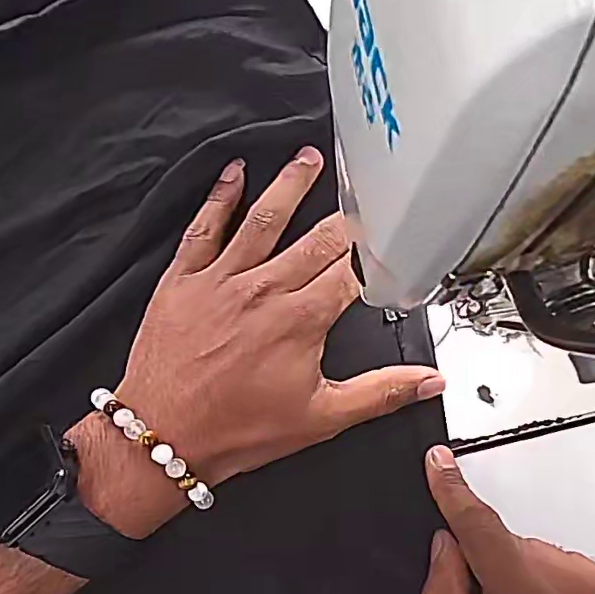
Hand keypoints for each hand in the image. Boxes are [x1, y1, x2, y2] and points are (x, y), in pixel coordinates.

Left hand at [69, 148, 445, 536]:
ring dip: (289, 185)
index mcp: (300, 320)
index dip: (375, 252)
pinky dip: (220, 197)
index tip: (389, 239)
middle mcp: (264, 290)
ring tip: (308, 158)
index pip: (351, 270)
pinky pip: (204, 227)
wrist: (166, 434)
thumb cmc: (237, 429)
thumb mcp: (321, 418)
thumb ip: (381, 393)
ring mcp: (221, 280)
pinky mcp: (183, 281)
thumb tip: (428, 382)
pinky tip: (233, 175)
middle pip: (315, 238)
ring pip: (264, 218)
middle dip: (343, 215)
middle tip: (360, 192)